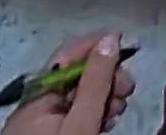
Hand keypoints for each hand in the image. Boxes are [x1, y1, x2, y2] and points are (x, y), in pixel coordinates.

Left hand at [3, 33, 135, 134]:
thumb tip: (111, 39)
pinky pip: (76, 116)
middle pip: (76, 75)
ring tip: (120, 108)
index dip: (97, 45)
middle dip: (106, 75)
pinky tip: (109, 121)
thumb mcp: (81, 124)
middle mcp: (37, 105)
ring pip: (79, 96)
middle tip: (128, 88)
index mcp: (36, 95)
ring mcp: (43, 126)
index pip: (68, 54)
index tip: (126, 47)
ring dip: (104, 95)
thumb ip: (96, 81)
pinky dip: (95, 113)